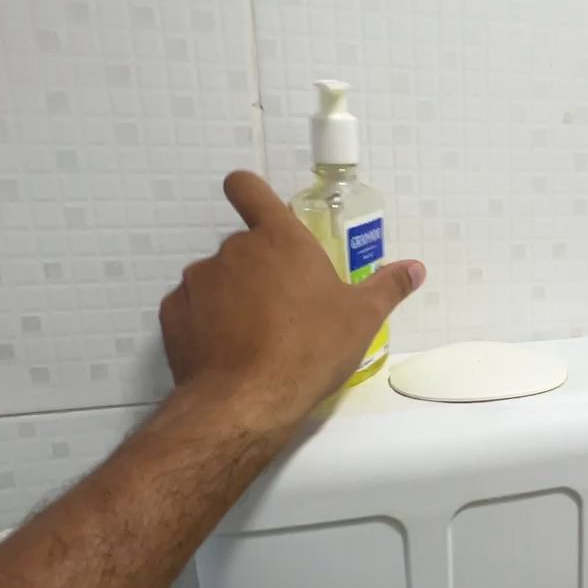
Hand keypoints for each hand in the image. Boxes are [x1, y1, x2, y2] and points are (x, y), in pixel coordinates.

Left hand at [158, 171, 424, 427]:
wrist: (249, 400)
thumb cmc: (311, 349)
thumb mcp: (363, 318)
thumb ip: (388, 286)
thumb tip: (414, 268)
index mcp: (280, 240)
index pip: (248, 188)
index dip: (251, 193)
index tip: (261, 212)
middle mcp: (234, 250)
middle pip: (245, 245)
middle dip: (262, 269)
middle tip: (288, 307)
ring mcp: (197, 280)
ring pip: (219, 278)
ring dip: (235, 296)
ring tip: (259, 335)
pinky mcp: (173, 313)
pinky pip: (194, 308)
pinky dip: (209, 322)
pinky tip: (231, 351)